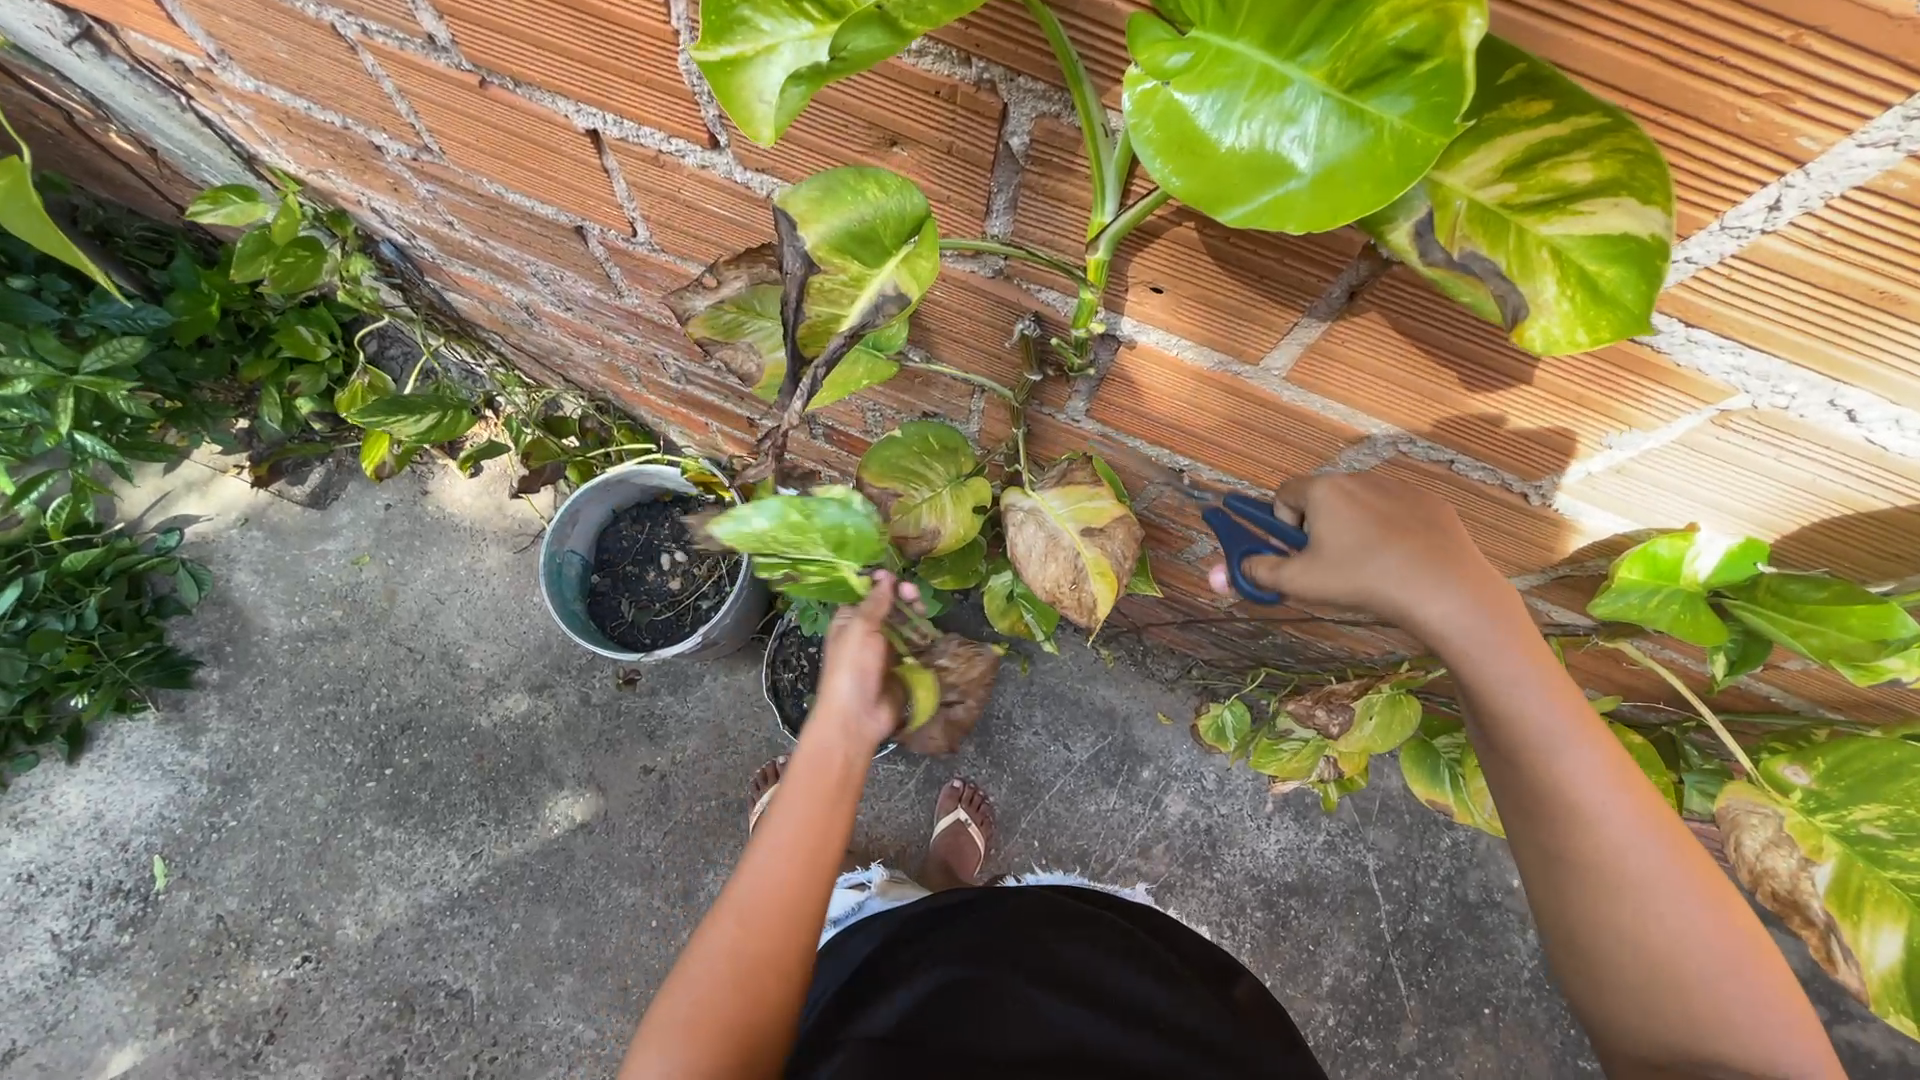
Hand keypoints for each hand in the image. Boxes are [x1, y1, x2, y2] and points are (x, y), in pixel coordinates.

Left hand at [808, 571, 919, 751]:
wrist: (858, 716)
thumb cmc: (852, 667)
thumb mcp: (861, 627)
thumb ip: (876, 601)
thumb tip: (886, 576)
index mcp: (849, 620)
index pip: (867, 593)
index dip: (883, 584)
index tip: (898, 578)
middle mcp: (866, 631)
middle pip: (889, 606)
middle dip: (903, 597)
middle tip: (915, 595)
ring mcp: (884, 649)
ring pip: (903, 624)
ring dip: (914, 614)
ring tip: (924, 611)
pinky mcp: (900, 665)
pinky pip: (913, 644)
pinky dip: (922, 636)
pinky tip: (929, 630)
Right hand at [1208, 473, 1511, 635]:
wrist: (1444, 588)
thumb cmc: (1361, 579)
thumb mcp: (1299, 582)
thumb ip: (1256, 572)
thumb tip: (1220, 573)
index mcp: (1323, 490)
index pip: (1284, 493)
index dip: (1282, 524)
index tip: (1295, 552)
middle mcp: (1358, 477)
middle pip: (1322, 498)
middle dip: (1318, 528)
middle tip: (1328, 565)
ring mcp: (1399, 487)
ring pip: (1360, 505)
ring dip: (1353, 528)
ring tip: (1368, 567)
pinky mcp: (1431, 503)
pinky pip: (1396, 513)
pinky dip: (1390, 532)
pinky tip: (1401, 562)